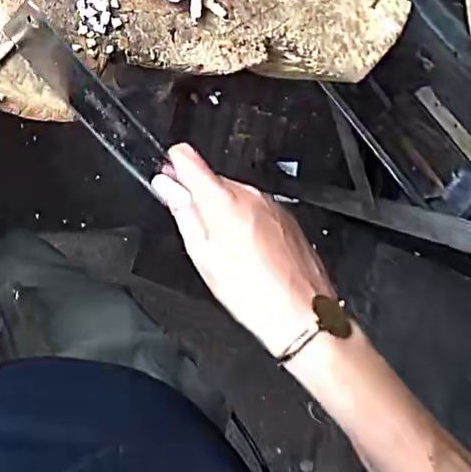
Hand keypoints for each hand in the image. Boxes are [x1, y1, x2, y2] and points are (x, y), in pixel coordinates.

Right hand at [152, 143, 335, 354]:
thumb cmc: (254, 295)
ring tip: (228, 251)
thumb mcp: (203, 256)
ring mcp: (268, 202)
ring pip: (233, 194)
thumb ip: (183, 213)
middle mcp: (248, 194)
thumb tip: (168, 188)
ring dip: (224, 212)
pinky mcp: (283, 213)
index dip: (173, 166)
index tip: (170, 179)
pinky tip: (248, 252)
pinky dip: (246, 220)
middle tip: (200, 233)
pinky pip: (254, 207)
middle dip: (200, 198)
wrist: (302, 314)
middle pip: (211, 179)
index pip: (187, 157)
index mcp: (222, 201)